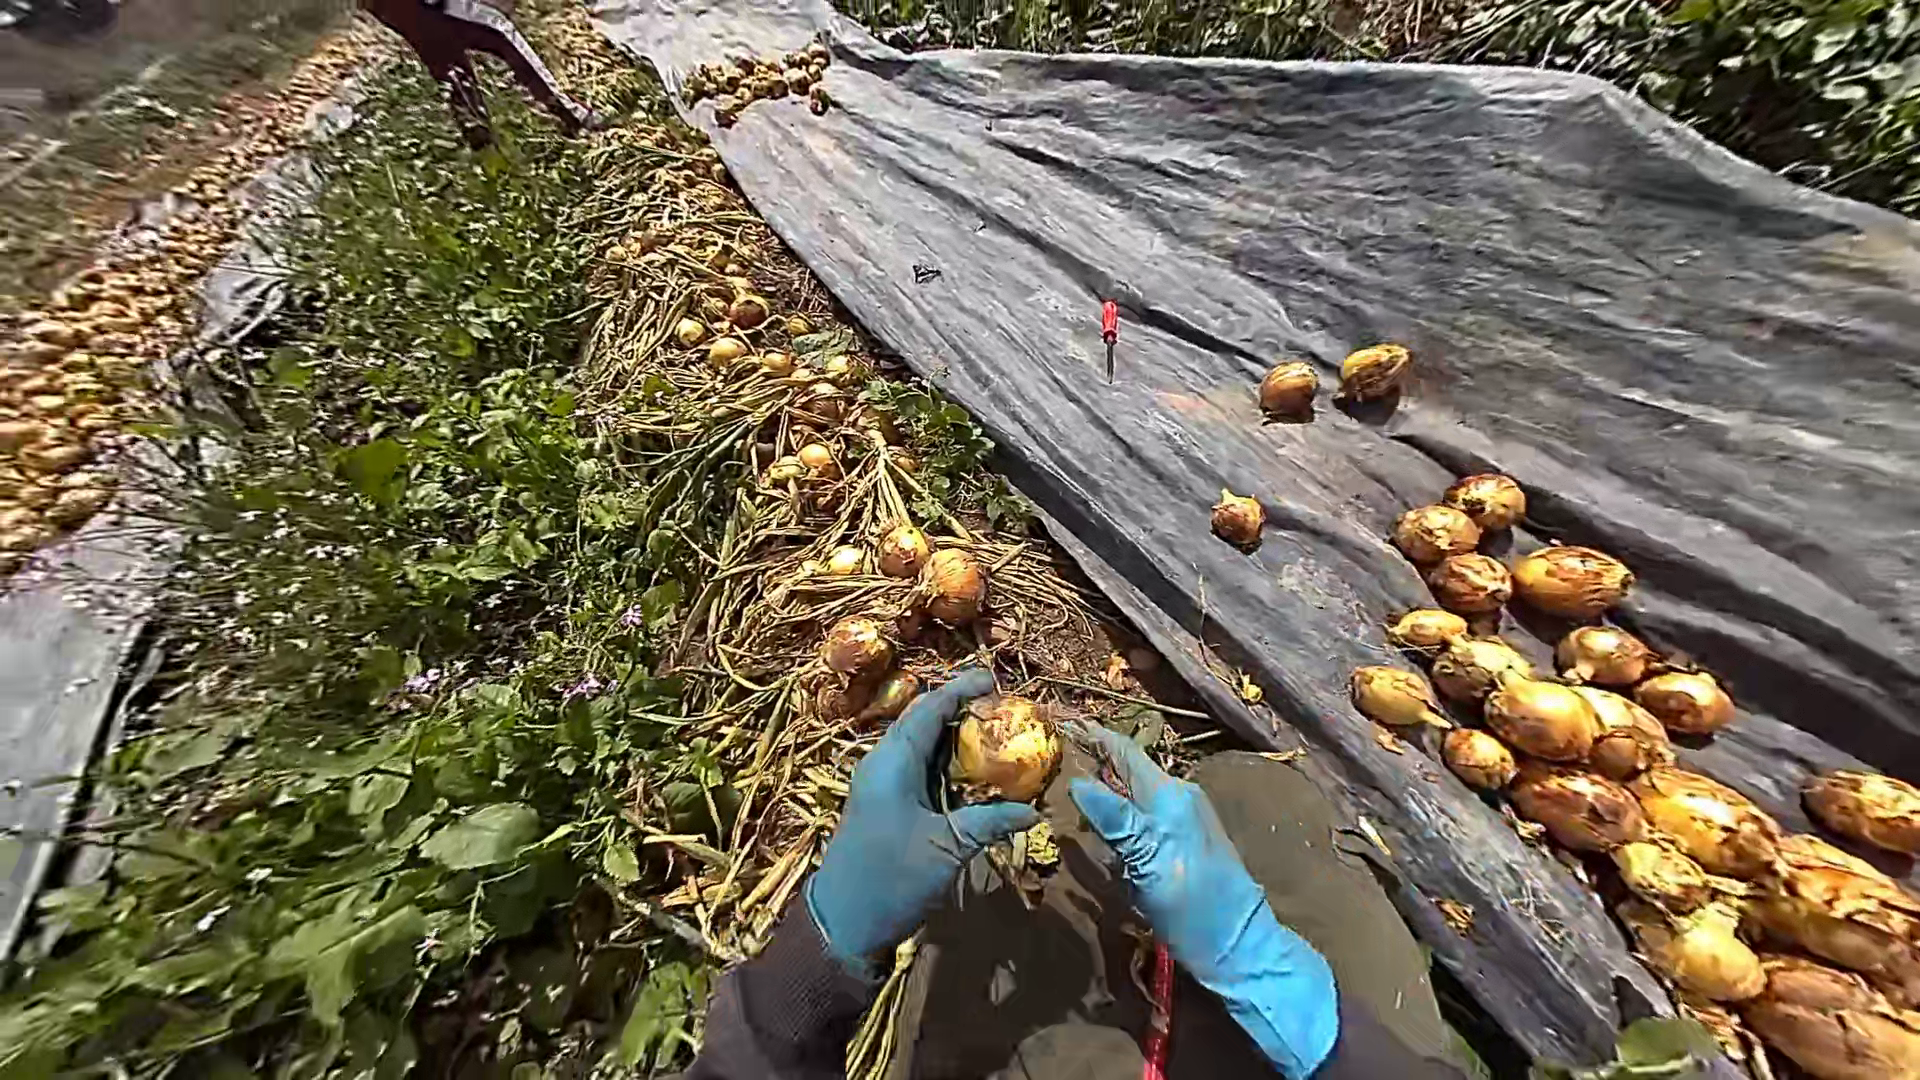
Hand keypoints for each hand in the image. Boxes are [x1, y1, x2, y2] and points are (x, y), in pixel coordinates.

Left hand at [807, 668, 1040, 973]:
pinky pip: (912, 760)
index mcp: (893, 761)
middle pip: (921, 717)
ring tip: (986, 726)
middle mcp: (882, 760)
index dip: (961, 689)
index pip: (930, 708)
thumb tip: (1035, 812)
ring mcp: (878, 778)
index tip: (993, 680)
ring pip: (916, 738)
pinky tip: (964, 765)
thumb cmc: (892, 879)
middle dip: (957, 705)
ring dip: (948, 729)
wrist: (842, 924)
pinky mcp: (880, 796)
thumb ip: (989, 823)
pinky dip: (939, 754)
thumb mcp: (947, 849)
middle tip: (996, 704)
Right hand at [1069, 725, 1339, 1079]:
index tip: (1063, 727)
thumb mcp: (1145, 861)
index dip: (1093, 736)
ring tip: (1074, 790)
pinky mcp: (1188, 834)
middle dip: (1095, 761)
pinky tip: (1106, 826)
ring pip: (1136, 789)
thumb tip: (1076, 782)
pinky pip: (1146, 810)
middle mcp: (1178, 793)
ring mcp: (1186, 813)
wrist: (1242, 949)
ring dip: (1107, 786)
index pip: (1124, 750)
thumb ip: (1112, 818)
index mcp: (1168, 793)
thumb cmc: (1192, 904)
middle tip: (1059, 762)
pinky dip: (1122, 809)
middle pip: (1128, 766)